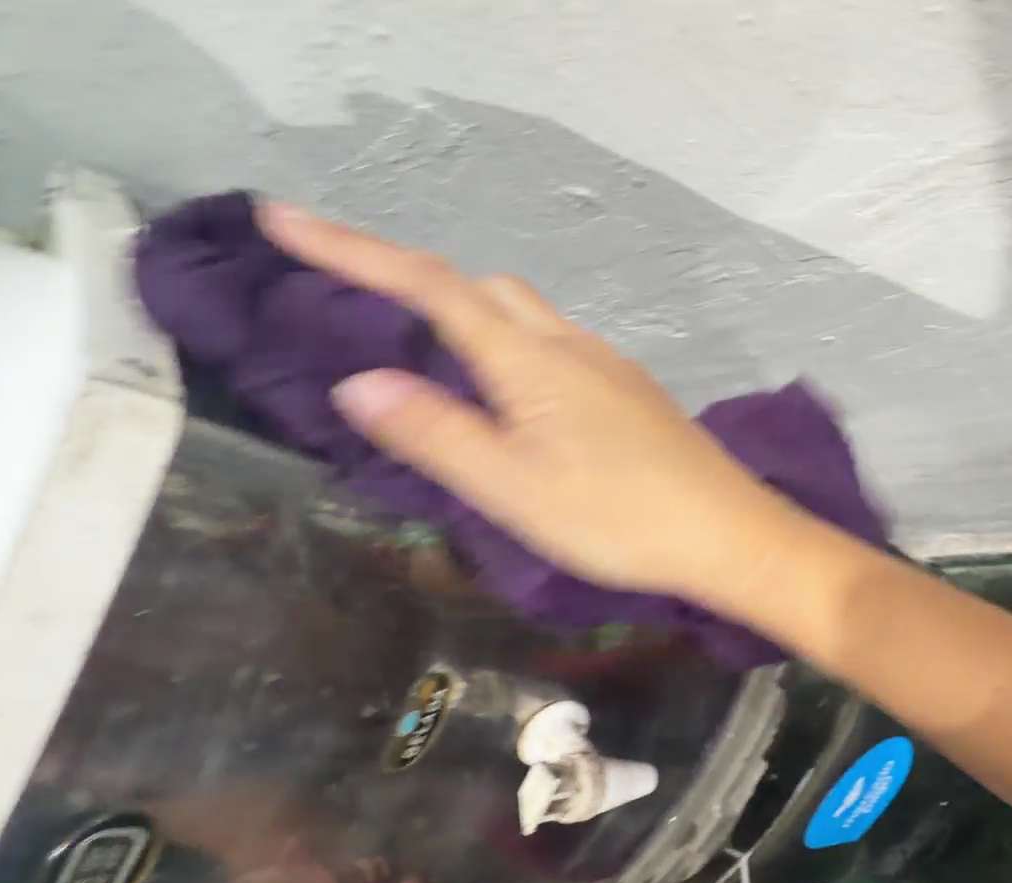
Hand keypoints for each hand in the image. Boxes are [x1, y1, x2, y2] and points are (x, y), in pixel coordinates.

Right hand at [258, 204, 801, 603]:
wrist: (729, 534)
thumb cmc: (621, 519)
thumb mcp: (514, 489)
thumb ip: (437, 435)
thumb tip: (359, 382)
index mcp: (532, 361)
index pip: (429, 286)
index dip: (352, 250)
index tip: (282, 219)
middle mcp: (572, 346)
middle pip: (482, 289)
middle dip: (414, 280)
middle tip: (359, 302)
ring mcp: (610, 367)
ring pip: (526, 316)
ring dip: (468, 314)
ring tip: (426, 350)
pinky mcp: (633, 393)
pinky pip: (557, 347)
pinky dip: (513, 347)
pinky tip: (512, 393)